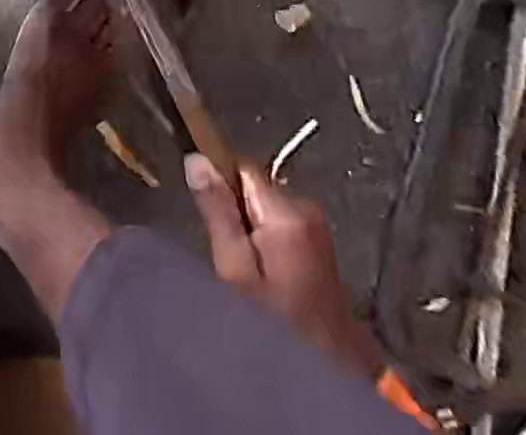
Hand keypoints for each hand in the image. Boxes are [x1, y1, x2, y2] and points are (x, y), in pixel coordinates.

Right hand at [185, 155, 386, 379]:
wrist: (327, 366)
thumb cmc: (275, 322)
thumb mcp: (235, 269)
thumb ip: (217, 211)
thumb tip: (198, 160)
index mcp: (287, 211)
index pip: (242, 166)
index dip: (219, 183)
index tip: (209, 214)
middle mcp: (307, 208)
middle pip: (254, 187)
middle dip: (235, 211)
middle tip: (230, 253)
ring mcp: (317, 226)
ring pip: (265, 206)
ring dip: (250, 228)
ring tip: (248, 269)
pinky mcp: (318, 242)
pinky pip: (280, 224)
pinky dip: (266, 241)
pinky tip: (266, 274)